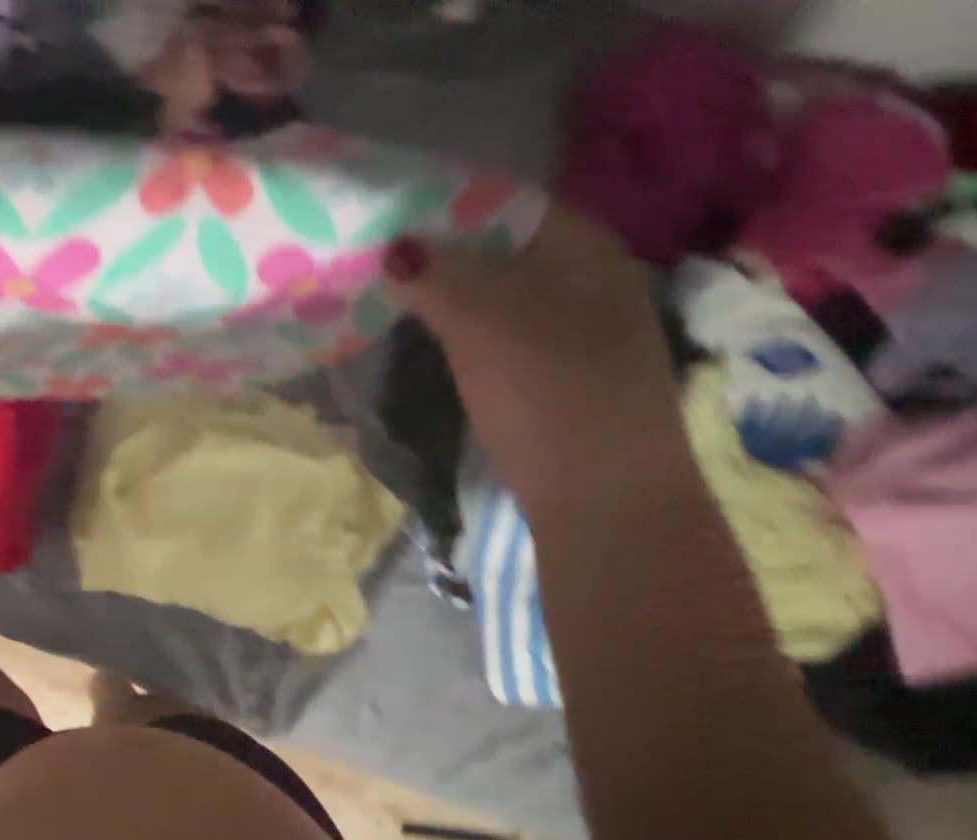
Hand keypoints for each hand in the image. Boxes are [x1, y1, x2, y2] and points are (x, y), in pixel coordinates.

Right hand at [382, 205, 692, 517]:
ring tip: (383, 291)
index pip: (502, 203)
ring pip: (493, 292)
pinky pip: (496, 330)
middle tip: (371, 255)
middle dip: (435, 249)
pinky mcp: (552, 373)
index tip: (382, 213)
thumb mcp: (487, 327)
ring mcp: (570, 328)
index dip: (441, 204)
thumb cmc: (551, 398)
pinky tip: (423, 335)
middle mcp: (582, 278)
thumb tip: (393, 246)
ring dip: (442, 290)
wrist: (605, 500)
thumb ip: (438, 278)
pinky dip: (457, 326)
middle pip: (496, 247)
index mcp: (582, 249)